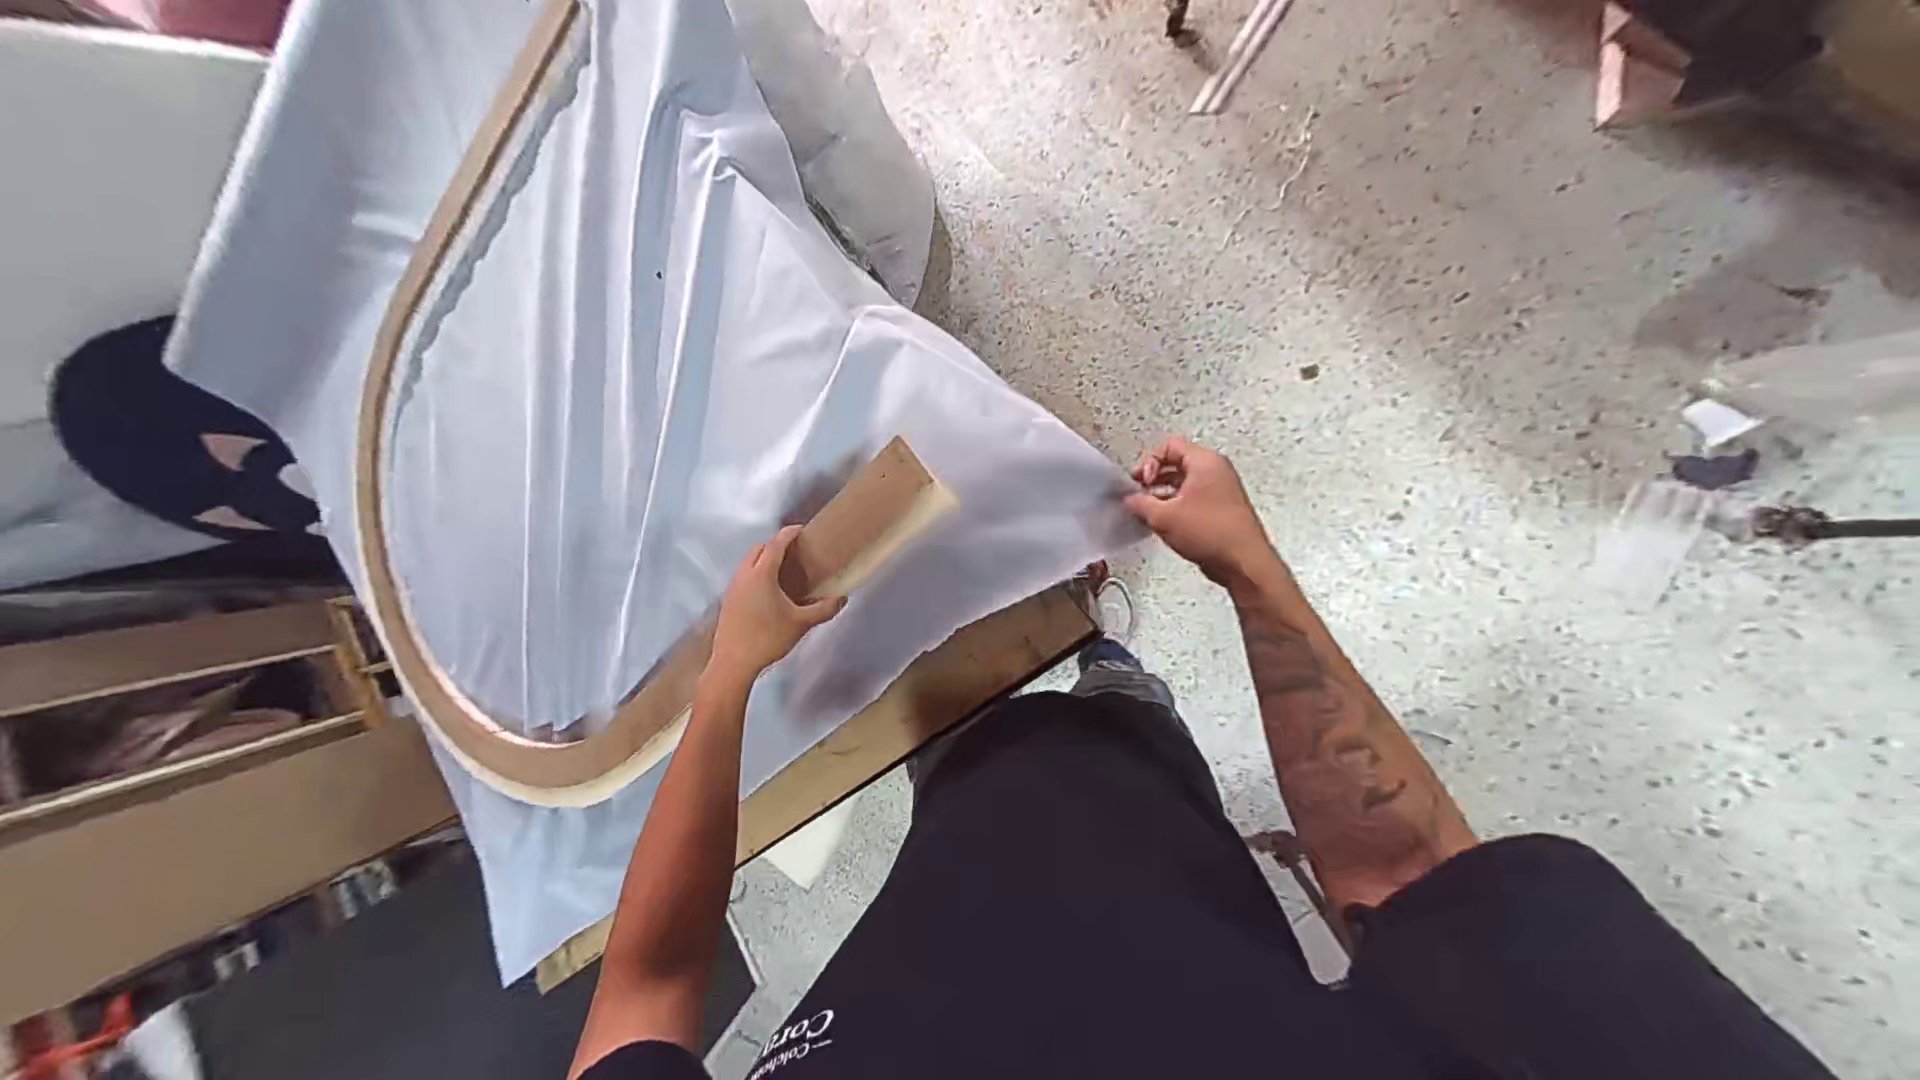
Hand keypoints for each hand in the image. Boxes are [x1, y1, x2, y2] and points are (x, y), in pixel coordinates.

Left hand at [709, 525, 845, 681]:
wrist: (733, 663)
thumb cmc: (768, 638)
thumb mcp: (801, 623)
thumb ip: (823, 609)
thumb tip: (842, 599)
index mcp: (762, 574)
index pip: (776, 544)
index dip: (789, 533)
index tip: (801, 529)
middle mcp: (744, 575)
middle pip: (759, 549)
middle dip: (775, 545)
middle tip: (794, 552)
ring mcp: (733, 588)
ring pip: (748, 563)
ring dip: (763, 560)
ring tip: (782, 571)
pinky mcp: (728, 601)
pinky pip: (743, 577)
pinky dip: (755, 574)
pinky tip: (768, 593)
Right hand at [1123, 437, 1278, 587]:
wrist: (1242, 562)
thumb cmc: (1210, 532)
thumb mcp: (1162, 516)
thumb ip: (1139, 503)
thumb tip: (1130, 499)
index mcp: (1204, 462)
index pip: (1169, 446)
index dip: (1149, 462)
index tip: (1141, 483)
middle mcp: (1216, 470)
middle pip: (1177, 462)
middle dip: (1154, 478)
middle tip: (1139, 494)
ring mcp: (1222, 489)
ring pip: (1185, 482)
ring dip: (1163, 493)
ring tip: (1149, 511)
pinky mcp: (1223, 508)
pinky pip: (1194, 498)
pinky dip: (1177, 505)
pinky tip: (1165, 523)